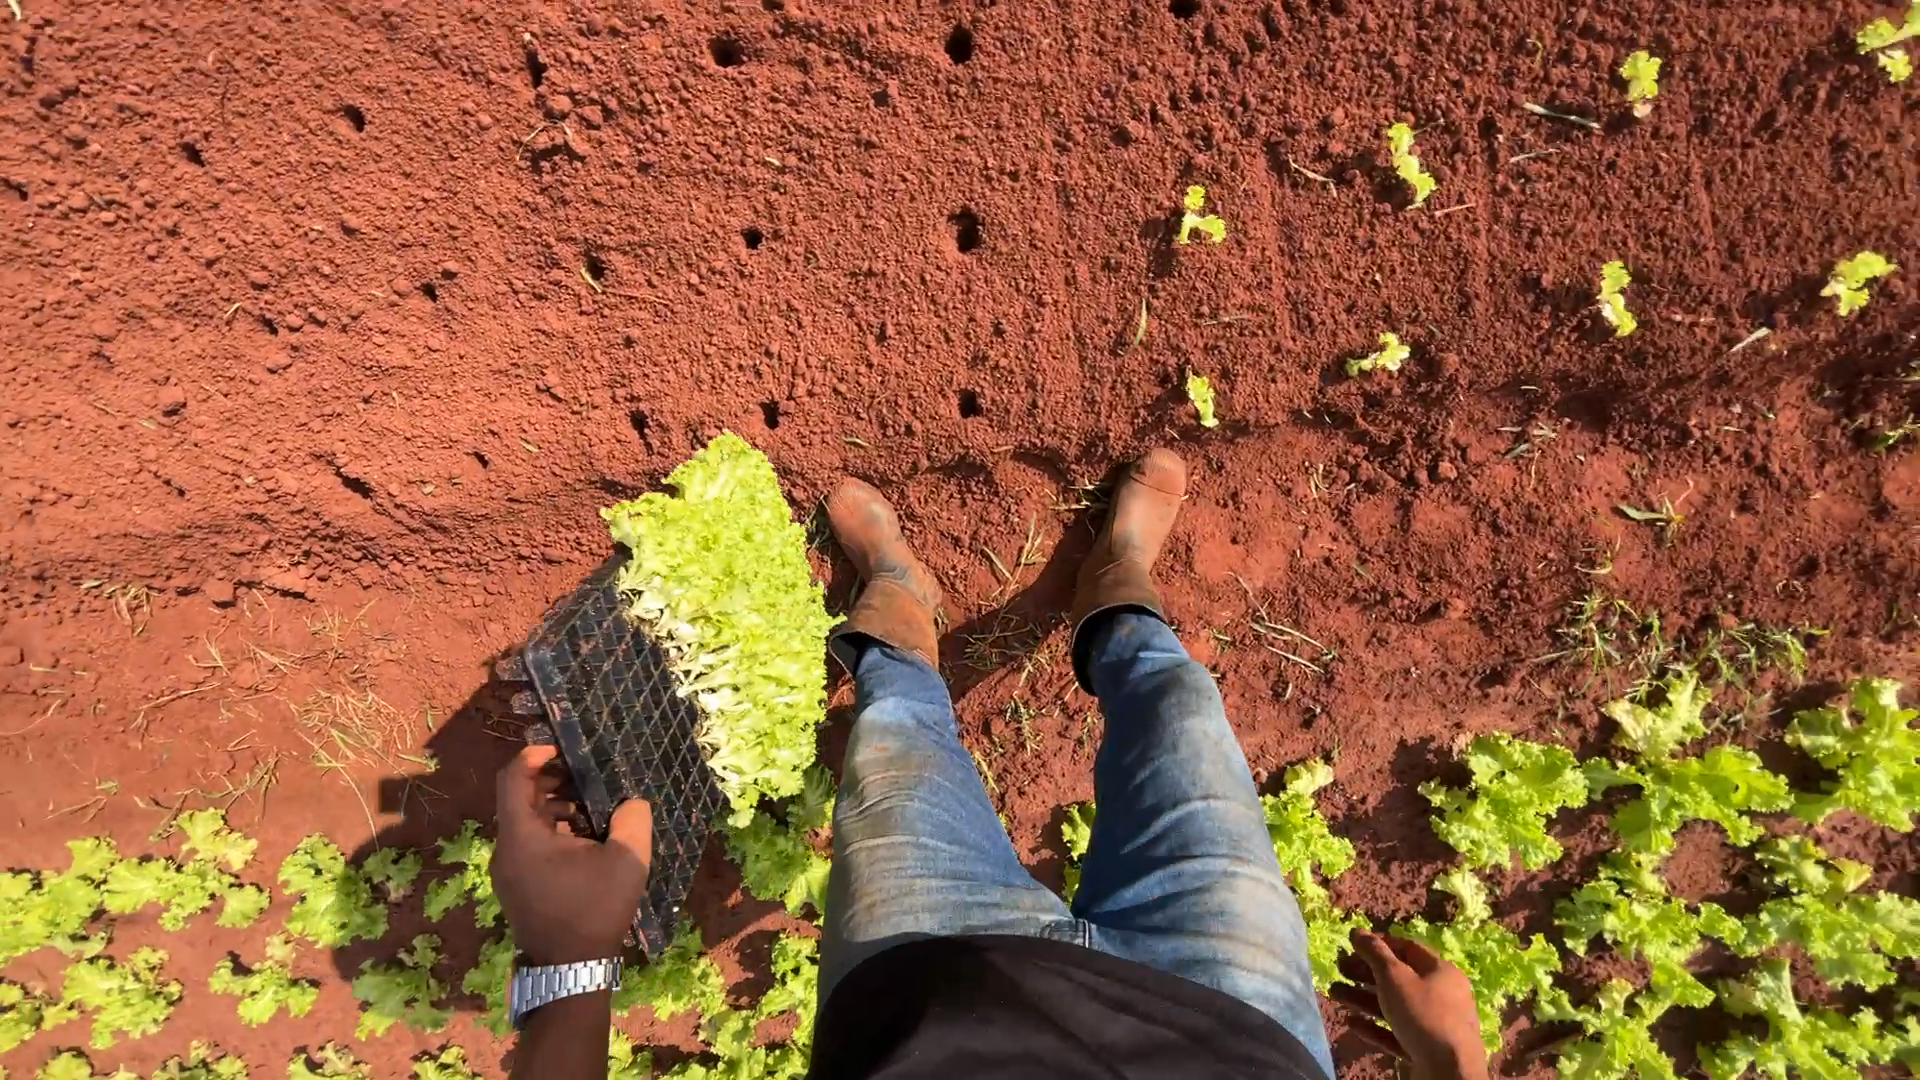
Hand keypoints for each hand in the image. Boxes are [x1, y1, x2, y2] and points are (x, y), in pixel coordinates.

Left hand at [491, 744, 652, 964]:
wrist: (570, 969)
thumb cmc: (596, 909)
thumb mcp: (627, 858)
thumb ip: (632, 817)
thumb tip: (630, 801)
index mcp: (524, 838)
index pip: (512, 780)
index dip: (532, 756)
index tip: (563, 747)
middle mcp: (507, 850)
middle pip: (519, 797)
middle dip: (551, 777)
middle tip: (587, 770)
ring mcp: (509, 869)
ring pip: (526, 819)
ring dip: (555, 802)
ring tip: (593, 801)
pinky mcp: (519, 883)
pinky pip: (530, 840)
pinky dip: (553, 825)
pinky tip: (587, 832)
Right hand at [1332, 929, 1488, 1079]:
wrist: (1450, 1076)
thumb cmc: (1423, 1014)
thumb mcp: (1394, 976)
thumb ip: (1374, 951)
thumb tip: (1357, 931)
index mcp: (1441, 973)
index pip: (1407, 948)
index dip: (1379, 943)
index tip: (1352, 944)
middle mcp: (1441, 996)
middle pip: (1396, 977)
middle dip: (1364, 973)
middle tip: (1339, 968)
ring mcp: (1434, 1025)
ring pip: (1392, 1005)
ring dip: (1362, 998)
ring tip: (1334, 994)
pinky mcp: (1425, 1049)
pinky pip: (1396, 1031)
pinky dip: (1373, 1025)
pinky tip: (1351, 1022)